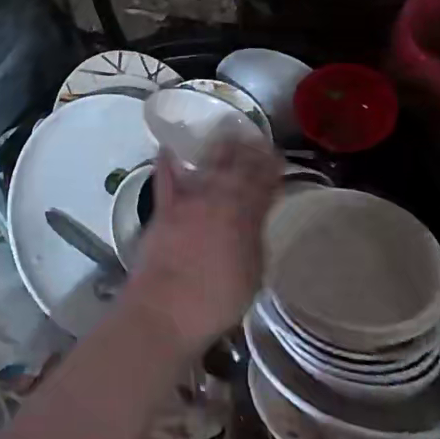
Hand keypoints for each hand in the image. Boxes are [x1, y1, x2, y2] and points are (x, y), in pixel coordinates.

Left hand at [122, 133, 283, 349]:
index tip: (276, 154)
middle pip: (235, 170)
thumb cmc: (217, 300)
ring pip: (205, 169)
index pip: (262, 185)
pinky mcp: (162, 210)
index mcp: (245, 219)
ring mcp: (187, 204)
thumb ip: (253, 239)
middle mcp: (217, 204)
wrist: (167, 307)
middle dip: (246, 150)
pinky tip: (166, 147)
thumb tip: (254, 219)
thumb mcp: (252, 273)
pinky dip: (166, 163)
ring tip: (224, 131)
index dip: (270, 168)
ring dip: (216, 149)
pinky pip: (165, 180)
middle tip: (252, 134)